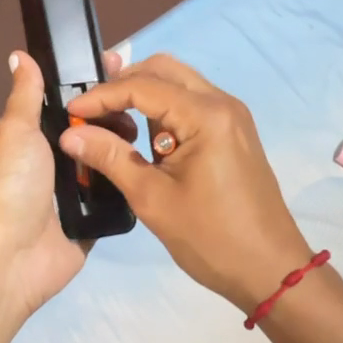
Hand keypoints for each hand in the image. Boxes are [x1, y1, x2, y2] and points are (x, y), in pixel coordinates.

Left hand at [0, 51, 135, 317]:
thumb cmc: (10, 185)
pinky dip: (128, 183)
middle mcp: (53, 159)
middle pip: (91, 128)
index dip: (92, 82)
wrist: (10, 257)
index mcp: (32, 136)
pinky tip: (156, 165)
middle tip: (147, 98)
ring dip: (126, 147)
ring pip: (107, 159)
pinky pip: (115, 196)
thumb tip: (18, 54)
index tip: (122, 62)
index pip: (68, 100)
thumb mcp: (15, 131)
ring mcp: (73, 191)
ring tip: (156, 129)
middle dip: (116, 114)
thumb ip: (25, 94)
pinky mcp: (90, 219)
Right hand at [61, 55, 311, 313]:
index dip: (102, 96)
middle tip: (92, 110)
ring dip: (143, 95)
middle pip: (162, 70)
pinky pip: (190, 102)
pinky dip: (162, 110)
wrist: (272, 272)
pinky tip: (142, 136)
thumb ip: (110, 157)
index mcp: (206, 115)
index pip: (142, 87)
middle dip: (123, 84)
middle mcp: (221, 102)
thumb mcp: (152, 199)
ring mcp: (231, 115)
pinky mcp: (232, 131)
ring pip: (177, 83)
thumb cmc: (211, 238)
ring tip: (112, 123)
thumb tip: (69, 133)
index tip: (70, 110)